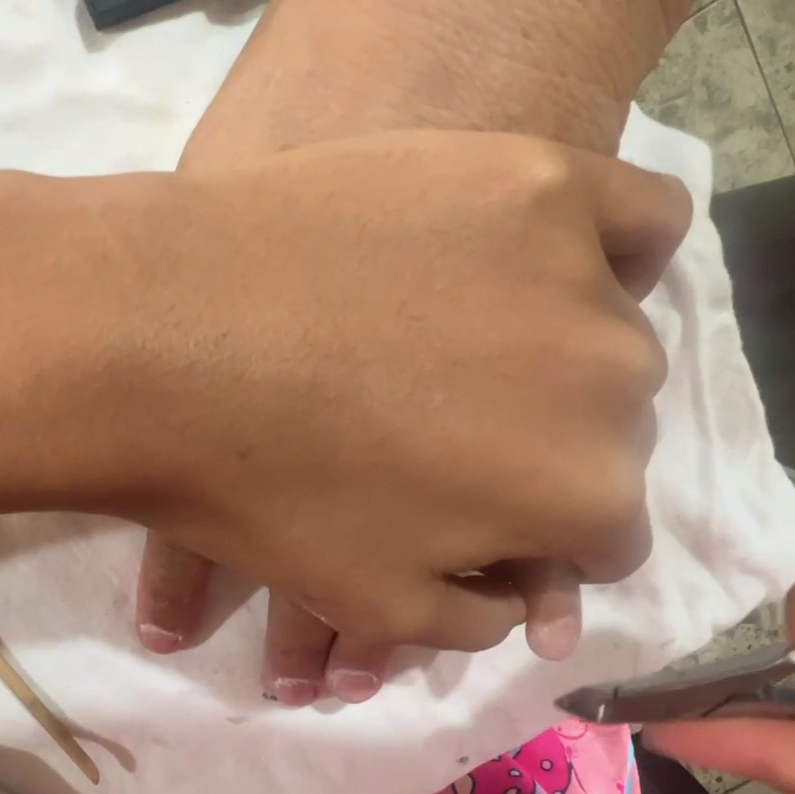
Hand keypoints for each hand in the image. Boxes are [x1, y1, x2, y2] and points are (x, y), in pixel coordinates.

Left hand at [103, 132, 688, 660]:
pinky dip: (607, 243)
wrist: (164, 341)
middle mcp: (614, 386)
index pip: (607, 536)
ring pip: (612, 329)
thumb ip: (475, 618)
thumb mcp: (370, 601)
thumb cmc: (263, 490)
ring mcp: (579, 269)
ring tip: (480, 345)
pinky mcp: (537, 175)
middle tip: (468, 433)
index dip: (554, 545)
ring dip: (563, 352)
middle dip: (550, 451)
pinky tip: (545, 258)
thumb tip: (525, 601)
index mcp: (582, 496)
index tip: (505, 526)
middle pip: (607, 431)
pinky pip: (631, 215)